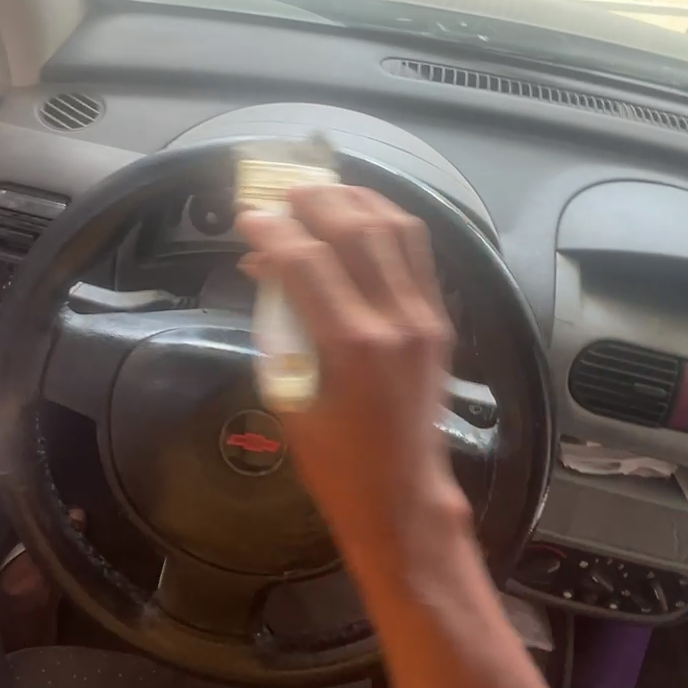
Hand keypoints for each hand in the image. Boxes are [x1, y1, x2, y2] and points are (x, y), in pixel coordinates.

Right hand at [236, 185, 470, 580]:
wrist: (403, 494)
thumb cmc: (334, 461)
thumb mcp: (289, 395)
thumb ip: (279, 326)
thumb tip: (267, 269)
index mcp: (351, 346)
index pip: (307, 261)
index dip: (273, 230)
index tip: (248, 217)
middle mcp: (395, 320)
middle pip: (355, 231)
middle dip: (314, 202)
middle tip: (282, 193)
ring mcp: (424, 317)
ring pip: (394, 230)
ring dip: (355, 201)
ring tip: (322, 192)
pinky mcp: (439, 319)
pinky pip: (416, 252)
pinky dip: (386, 222)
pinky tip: (361, 215)